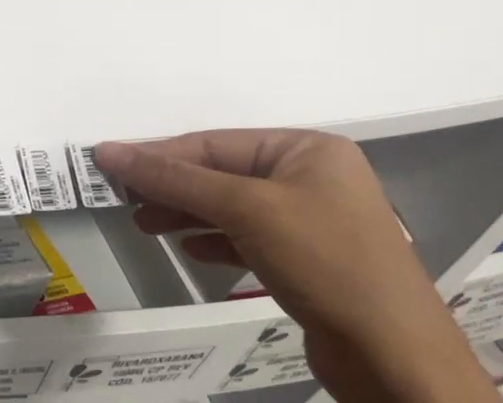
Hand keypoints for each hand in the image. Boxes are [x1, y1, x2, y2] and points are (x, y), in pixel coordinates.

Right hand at [95, 130, 494, 402]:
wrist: (397, 359)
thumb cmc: (324, 262)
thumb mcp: (242, 210)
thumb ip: (171, 178)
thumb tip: (104, 150)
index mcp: (307, 151)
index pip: (212, 144)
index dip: (158, 156)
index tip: (109, 169)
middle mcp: (313, 177)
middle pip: (218, 173)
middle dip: (170, 188)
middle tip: (123, 200)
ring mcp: (313, 219)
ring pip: (228, 206)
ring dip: (184, 214)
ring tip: (145, 226)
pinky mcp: (309, 258)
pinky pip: (246, 236)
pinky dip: (213, 240)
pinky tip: (191, 250)